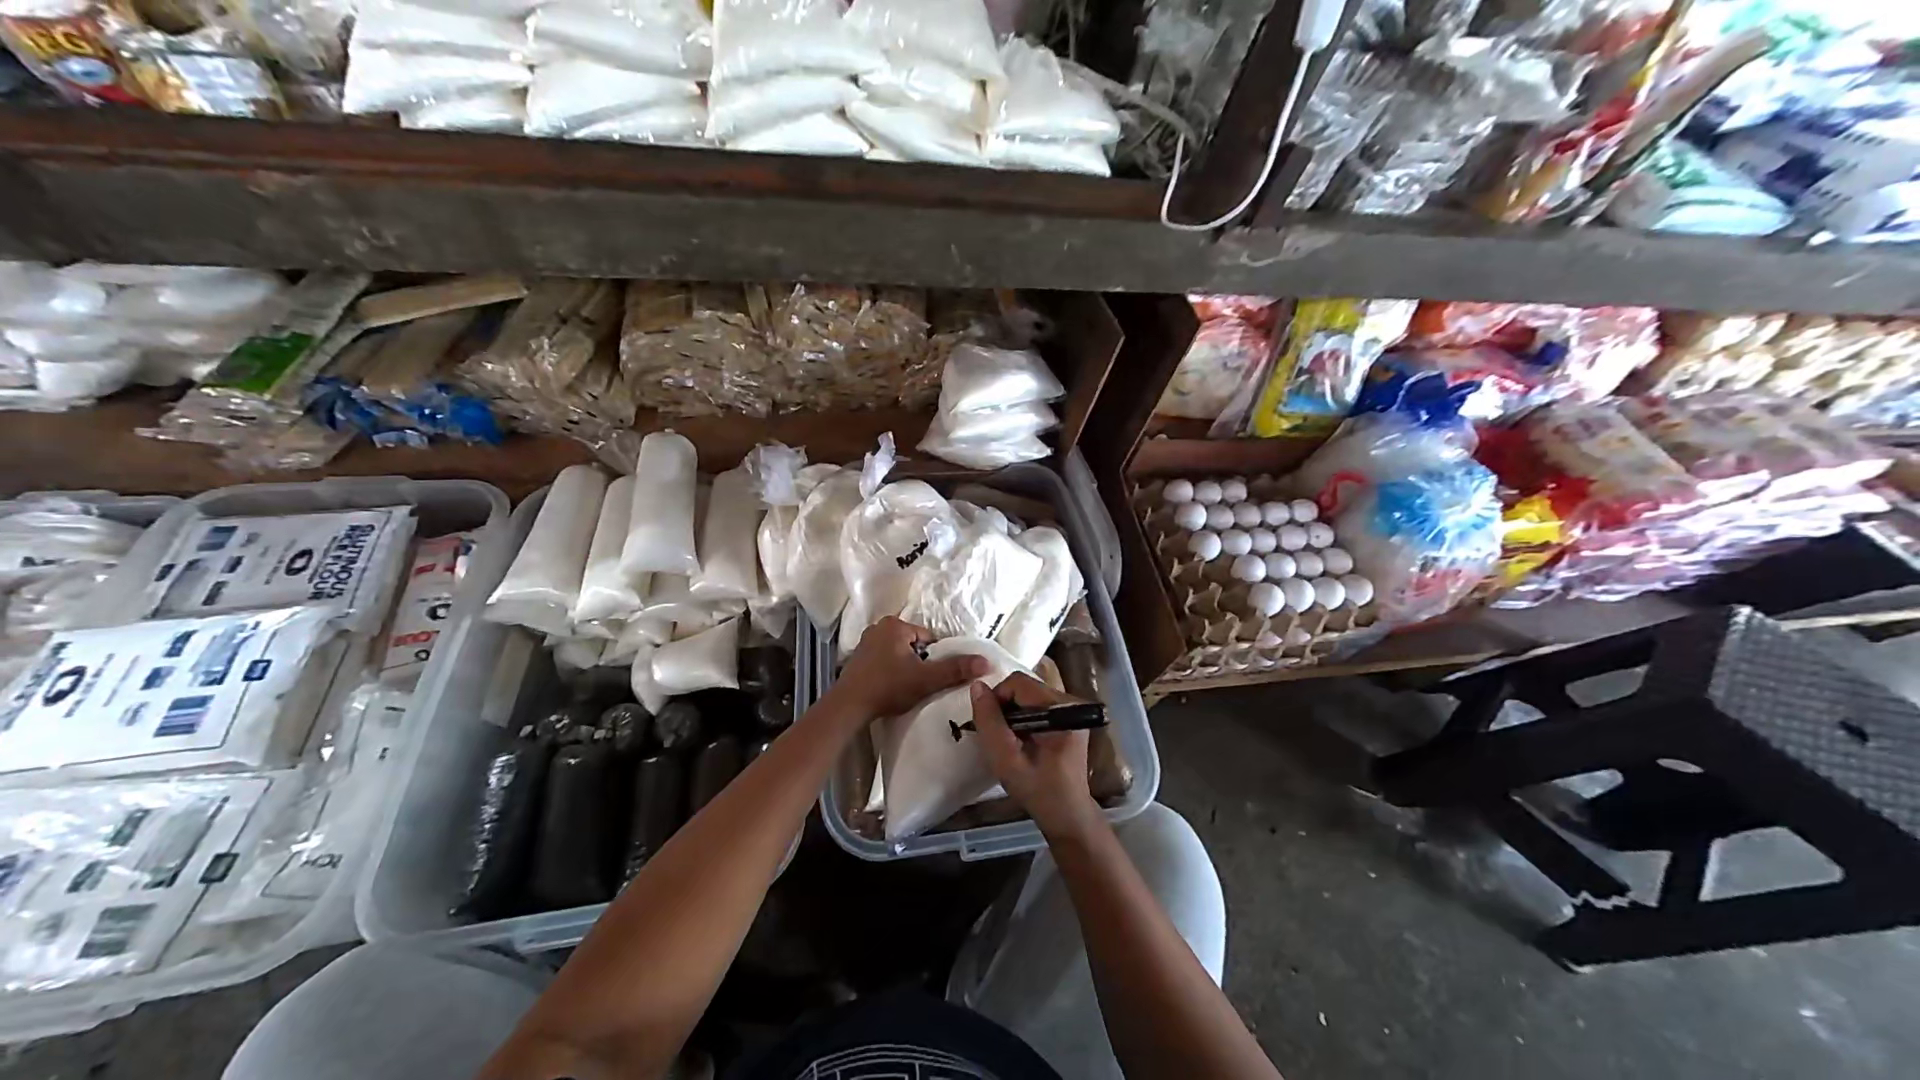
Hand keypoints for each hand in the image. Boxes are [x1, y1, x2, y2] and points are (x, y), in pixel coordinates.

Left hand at [827, 617, 986, 721]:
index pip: (928, 639)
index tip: (928, 677)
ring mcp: (865, 642)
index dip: (933, 660)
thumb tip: (986, 662)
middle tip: (917, 684)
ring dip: (904, 667)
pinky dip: (889, 671)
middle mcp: (879, 627)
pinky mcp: (857, 658)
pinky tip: (889, 688)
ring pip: (898, 653)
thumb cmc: (888, 687)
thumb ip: (956, 669)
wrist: (850, 706)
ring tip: (903, 688)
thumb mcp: (926, 679)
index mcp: (896, 624)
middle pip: (913, 645)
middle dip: (918, 662)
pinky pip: (883, 660)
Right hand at [969, 673, 1102, 841]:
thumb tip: (977, 686)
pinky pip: (1037, 703)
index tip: (991, 727)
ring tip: (1011, 742)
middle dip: (1006, 708)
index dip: (997, 699)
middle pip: (1025, 687)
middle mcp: (1072, 702)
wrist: (1067, 813)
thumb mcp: (1006, 760)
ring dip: (1014, 714)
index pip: (1018, 683)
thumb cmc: (1038, 790)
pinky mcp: (1070, 716)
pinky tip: (1023, 741)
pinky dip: (1024, 718)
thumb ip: (990, 722)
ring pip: (1029, 694)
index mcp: (1062, 710)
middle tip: (1000, 738)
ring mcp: (1073, 708)